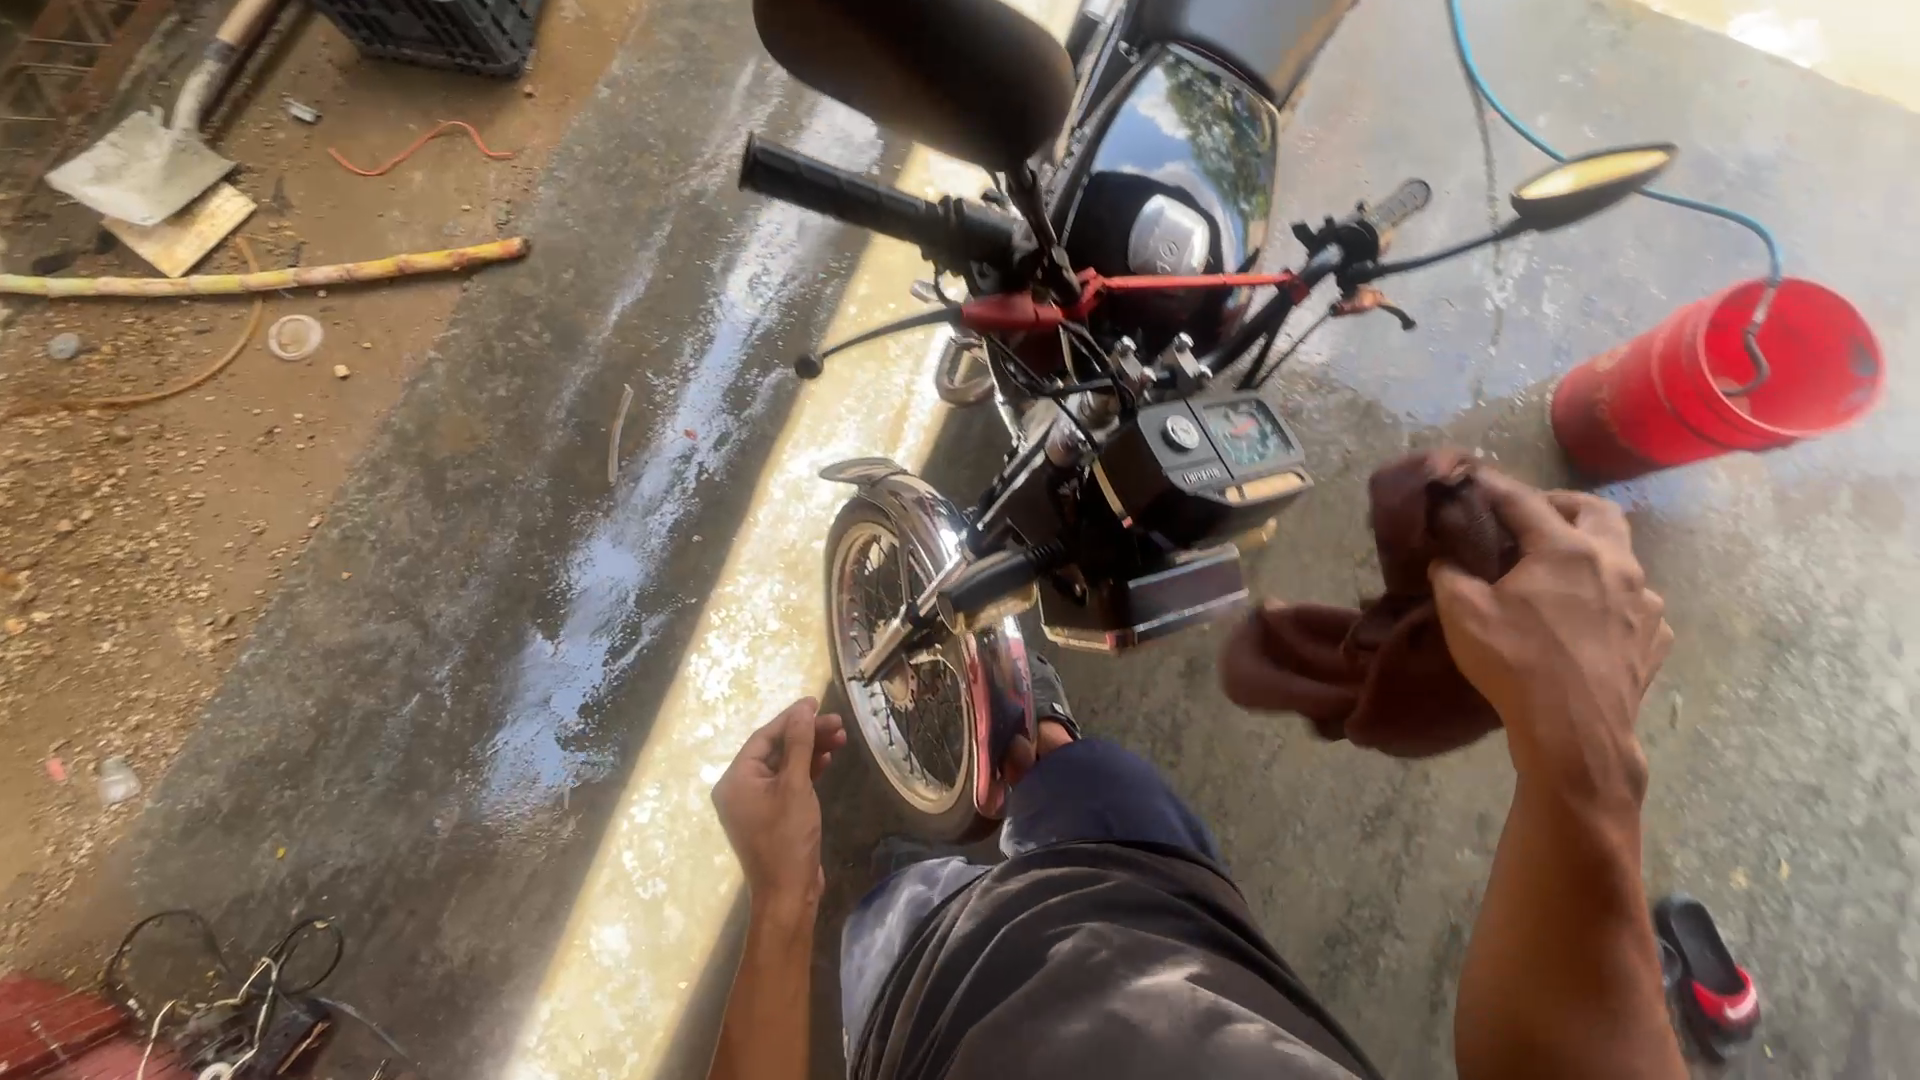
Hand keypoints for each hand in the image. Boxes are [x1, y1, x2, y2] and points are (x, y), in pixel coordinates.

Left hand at [711, 698, 846, 914]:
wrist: (788, 893)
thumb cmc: (787, 838)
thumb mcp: (795, 786)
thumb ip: (799, 745)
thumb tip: (803, 710)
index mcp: (735, 780)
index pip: (765, 737)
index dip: (792, 718)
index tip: (817, 702)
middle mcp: (740, 788)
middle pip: (776, 749)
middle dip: (806, 734)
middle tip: (838, 723)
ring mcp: (756, 803)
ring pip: (785, 765)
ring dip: (811, 750)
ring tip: (840, 738)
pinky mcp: (772, 815)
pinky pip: (788, 782)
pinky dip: (807, 770)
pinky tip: (827, 759)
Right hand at [1429, 471, 1672, 799]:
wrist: (1574, 730)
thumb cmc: (1514, 661)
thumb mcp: (1461, 612)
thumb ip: (1451, 574)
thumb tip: (1448, 559)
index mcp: (1565, 550)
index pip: (1525, 502)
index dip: (1495, 488)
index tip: (1473, 479)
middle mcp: (1616, 565)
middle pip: (1597, 512)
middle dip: (1562, 506)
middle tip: (1532, 517)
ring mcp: (1645, 603)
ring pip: (1621, 558)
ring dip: (1589, 553)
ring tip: (1557, 573)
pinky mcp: (1655, 639)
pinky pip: (1634, 603)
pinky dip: (1608, 598)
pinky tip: (1586, 618)